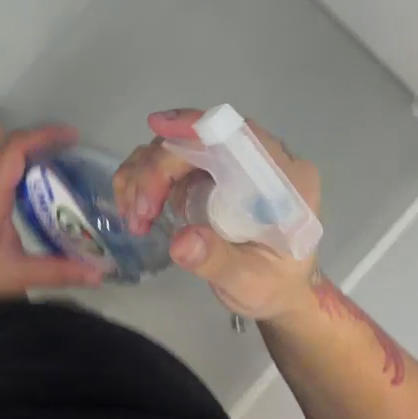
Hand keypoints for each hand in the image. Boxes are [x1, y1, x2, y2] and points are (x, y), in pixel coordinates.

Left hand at [0, 122, 103, 314]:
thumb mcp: (16, 275)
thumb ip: (58, 272)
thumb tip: (97, 274)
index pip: (16, 148)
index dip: (44, 136)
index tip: (70, 136)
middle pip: (1, 143)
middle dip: (33, 138)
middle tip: (61, 147)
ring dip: (11, 146)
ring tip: (38, 155)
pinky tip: (8, 181)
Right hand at [113, 108, 324, 320]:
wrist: (277, 292)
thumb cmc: (273, 286)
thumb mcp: (250, 281)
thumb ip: (218, 260)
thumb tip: (181, 242)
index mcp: (282, 179)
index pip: (240, 135)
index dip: (199, 126)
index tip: (159, 128)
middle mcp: (254, 161)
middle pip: (196, 142)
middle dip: (157, 171)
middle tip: (140, 213)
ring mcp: (226, 164)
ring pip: (172, 148)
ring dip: (142, 177)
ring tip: (136, 220)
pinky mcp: (204, 173)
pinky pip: (163, 162)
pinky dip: (140, 182)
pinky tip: (135, 211)